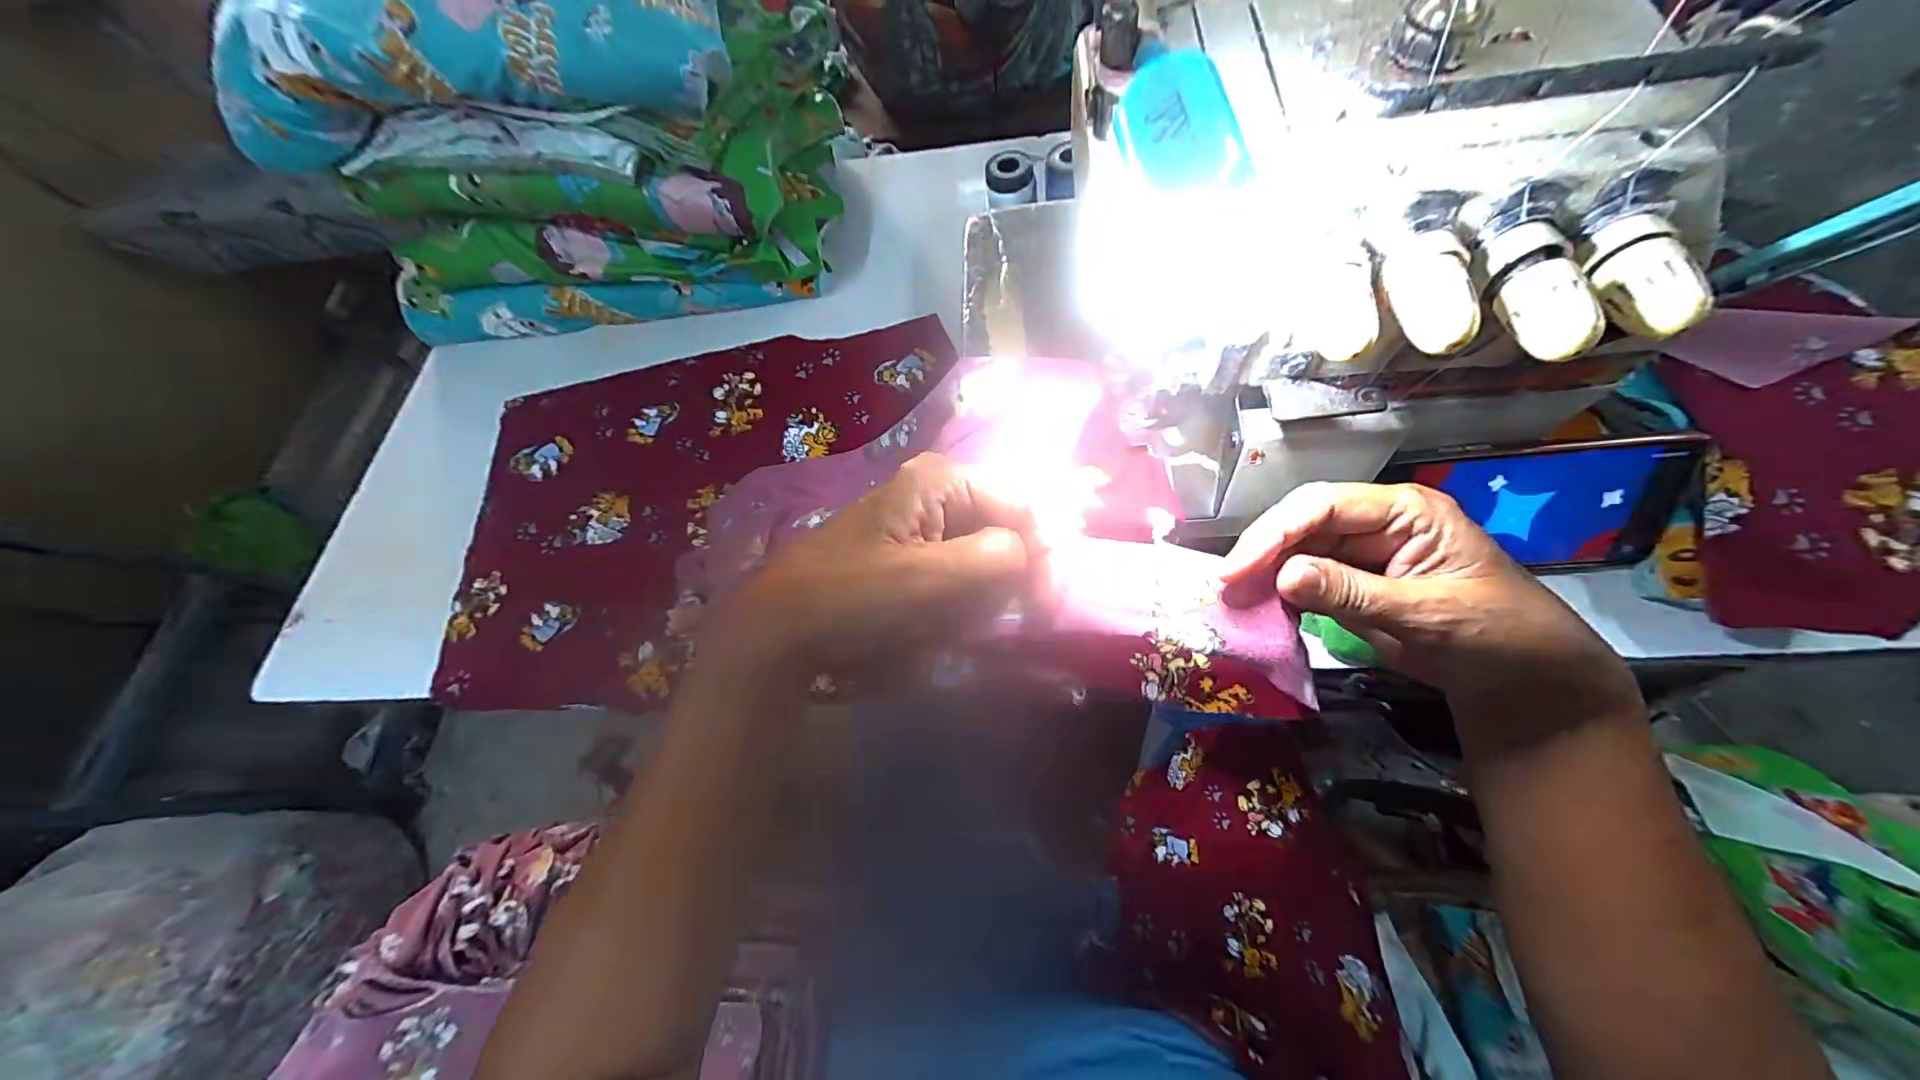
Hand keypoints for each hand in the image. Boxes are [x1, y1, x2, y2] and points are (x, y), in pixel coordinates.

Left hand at [704, 453, 1036, 679]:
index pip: (1025, 505)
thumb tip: (1030, 556)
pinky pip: (960, 580)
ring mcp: (923, 526)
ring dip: (979, 602)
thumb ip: (994, 559)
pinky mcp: (913, 558)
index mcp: (941, 479)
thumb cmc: (848, 598)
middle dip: (1003, 584)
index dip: (1044, 556)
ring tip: (947, 630)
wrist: (780, 631)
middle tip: (983, 624)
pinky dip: (958, 609)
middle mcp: (937, 492)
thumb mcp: (925, 578)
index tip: (1043, 612)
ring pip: (987, 561)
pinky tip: (932, 630)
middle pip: (1007, 532)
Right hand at [1222, 482, 1641, 753]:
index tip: (1237, 570)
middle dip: (1261, 553)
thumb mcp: (1427, 613)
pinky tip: (1260, 610)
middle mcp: (1375, 525)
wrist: (1528, 683)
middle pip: (1300, 525)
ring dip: (1263, 576)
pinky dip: (1279, 596)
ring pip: (1295, 554)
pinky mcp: (1351, 586)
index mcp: (1404, 512)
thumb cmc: (1499, 635)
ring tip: (1233, 601)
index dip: (1274, 534)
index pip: (1322, 507)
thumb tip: (1284, 576)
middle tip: (1225, 588)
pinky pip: (1303, 582)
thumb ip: (1353, 592)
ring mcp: (1361, 556)